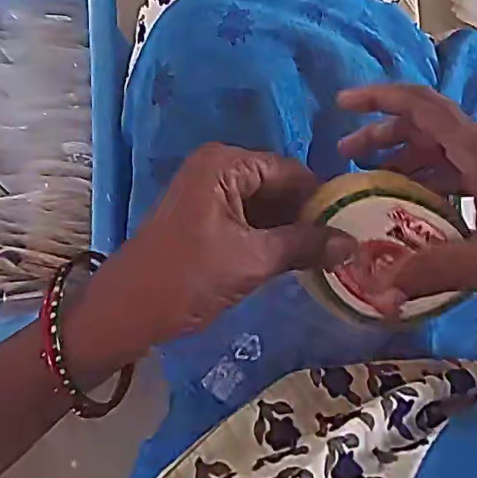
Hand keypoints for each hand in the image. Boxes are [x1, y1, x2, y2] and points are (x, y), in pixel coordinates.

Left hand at [55, 145, 353, 378]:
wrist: (122, 314)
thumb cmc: (185, 279)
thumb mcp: (250, 261)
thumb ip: (304, 246)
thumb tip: (354, 244)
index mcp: (226, 163)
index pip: (292, 171)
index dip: (322, 199)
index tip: (352, 226)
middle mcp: (219, 167)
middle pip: (280, 185)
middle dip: (308, 215)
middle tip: (343, 245)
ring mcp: (210, 191)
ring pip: (267, 204)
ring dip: (292, 229)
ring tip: (326, 255)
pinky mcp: (206, 215)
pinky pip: (250, 217)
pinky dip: (271, 236)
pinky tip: (295, 259)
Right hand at [336, 84, 476, 322]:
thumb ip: (429, 271)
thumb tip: (377, 290)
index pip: (420, 106)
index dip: (378, 99)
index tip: (342, 105)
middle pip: (428, 126)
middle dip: (384, 136)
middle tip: (347, 157)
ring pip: (447, 148)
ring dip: (410, 159)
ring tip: (376, 180)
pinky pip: (466, 168)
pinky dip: (437, 178)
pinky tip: (424, 206)